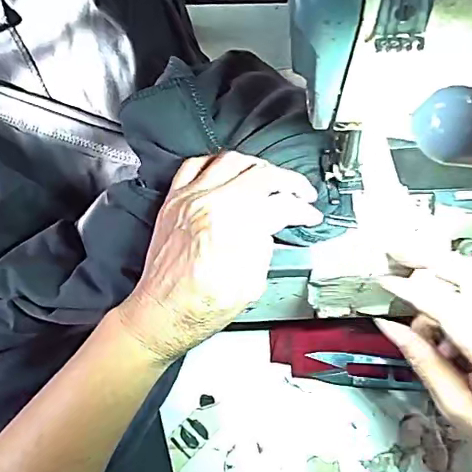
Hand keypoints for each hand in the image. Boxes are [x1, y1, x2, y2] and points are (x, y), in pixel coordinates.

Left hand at [114, 153, 322, 363]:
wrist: (162, 312)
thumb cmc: (199, 307)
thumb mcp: (251, 284)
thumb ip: (265, 248)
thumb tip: (271, 228)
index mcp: (231, 226)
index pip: (280, 204)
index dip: (302, 209)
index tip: (309, 214)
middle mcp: (208, 205)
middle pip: (260, 173)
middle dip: (289, 182)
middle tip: (298, 194)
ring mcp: (188, 199)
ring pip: (231, 160)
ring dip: (257, 166)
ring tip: (270, 179)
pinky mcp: (174, 201)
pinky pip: (195, 165)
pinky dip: (217, 163)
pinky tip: (227, 172)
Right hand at [375, 249, 471, 471]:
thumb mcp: (457, 410)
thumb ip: (423, 361)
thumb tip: (389, 325)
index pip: (451, 308)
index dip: (413, 290)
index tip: (384, 280)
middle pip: (471, 274)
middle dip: (429, 258)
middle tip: (394, 251)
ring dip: (441, 281)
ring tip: (415, 310)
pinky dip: (458, 302)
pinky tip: (444, 333)